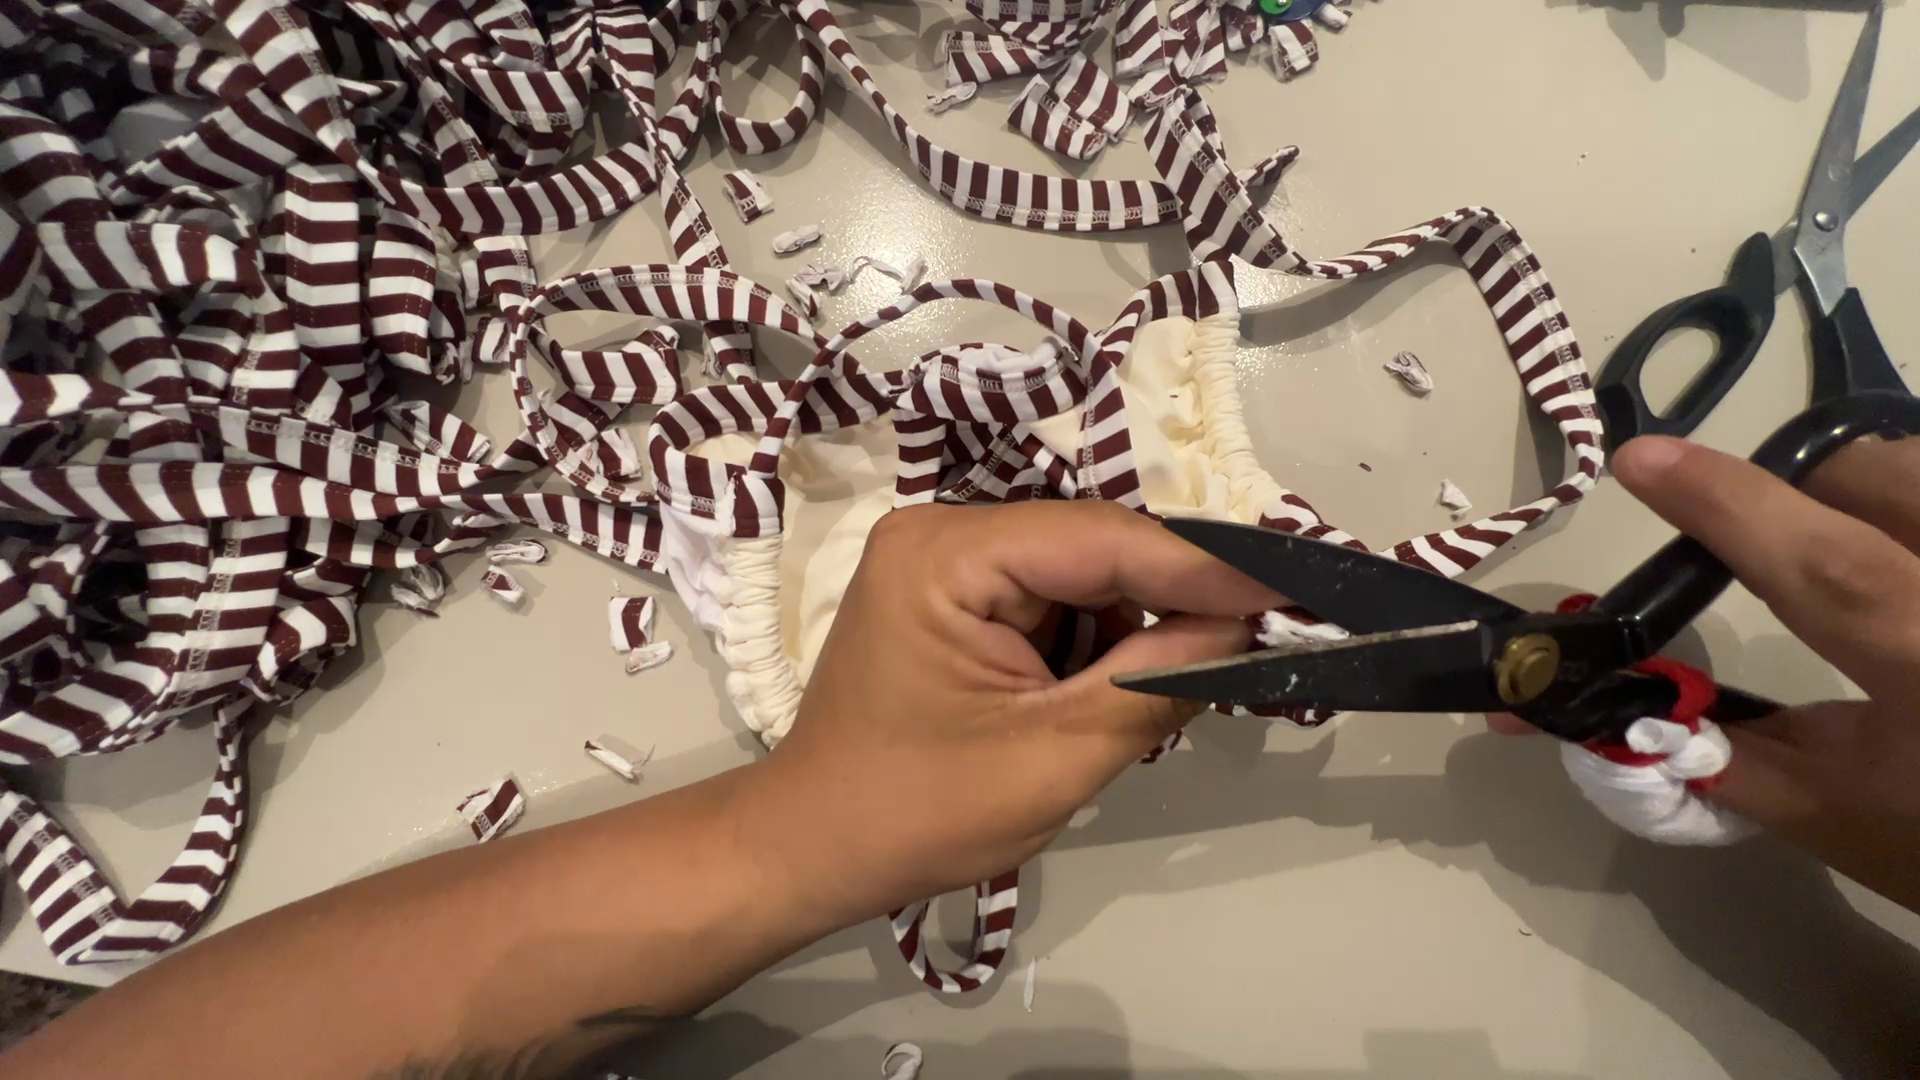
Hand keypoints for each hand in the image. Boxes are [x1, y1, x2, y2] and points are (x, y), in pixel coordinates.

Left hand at [750, 501, 1279, 926]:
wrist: (815, 843)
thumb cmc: (915, 814)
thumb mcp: (1051, 757)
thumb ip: (1154, 683)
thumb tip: (1243, 628)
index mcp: (945, 556)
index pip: (1100, 539)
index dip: (1202, 566)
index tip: (1292, 587)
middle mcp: (940, 532)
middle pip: (1088, 548)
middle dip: (1164, 602)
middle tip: (1246, 645)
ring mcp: (941, 559)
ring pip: (1076, 574)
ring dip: (1124, 630)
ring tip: (1139, 700)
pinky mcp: (949, 591)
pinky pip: (1046, 597)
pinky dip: (1086, 641)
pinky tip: (1089, 694)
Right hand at [1500, 434, 1919, 908]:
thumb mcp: (1823, 808)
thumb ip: (1692, 743)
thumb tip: (1555, 705)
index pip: (1829, 570)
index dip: (1727, 507)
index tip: (1638, 461)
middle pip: (1892, 480)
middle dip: (1805, 485)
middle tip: (1763, 531)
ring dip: (1866, 489)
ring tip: (1844, 545)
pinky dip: (1899, 508)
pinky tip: (1895, 556)